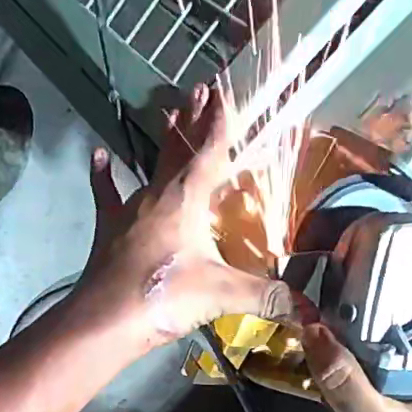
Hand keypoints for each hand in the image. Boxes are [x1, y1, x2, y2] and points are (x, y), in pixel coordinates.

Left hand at [81, 86, 290, 350]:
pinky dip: (104, 176)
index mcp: (185, 200)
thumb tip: (313, 312)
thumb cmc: (164, 297)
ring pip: (149, 166)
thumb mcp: (221, 295)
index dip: (220, 123)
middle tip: (199, 90)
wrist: (104, 321)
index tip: (224, 94)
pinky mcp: (109, 230)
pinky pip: (107, 195)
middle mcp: (157, 195)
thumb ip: (268, 297)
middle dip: (193, 120)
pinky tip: (98, 156)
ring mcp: (129, 211)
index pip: (208, 151)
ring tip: (168, 114)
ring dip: (163, 142)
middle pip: (179, 149)